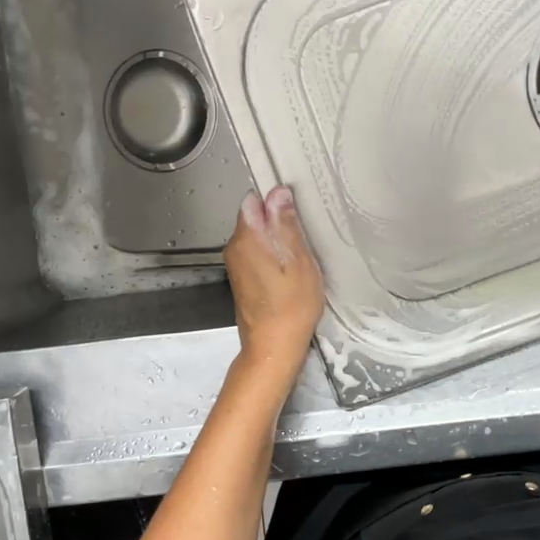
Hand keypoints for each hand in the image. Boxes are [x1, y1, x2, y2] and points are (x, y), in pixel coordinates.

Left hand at [224, 185, 323, 373]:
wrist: (273, 347)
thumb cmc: (292, 305)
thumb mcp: (298, 260)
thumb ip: (286, 224)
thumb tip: (278, 192)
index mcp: (246, 238)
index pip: (254, 200)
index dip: (275, 200)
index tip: (296, 211)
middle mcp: (235, 247)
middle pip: (254, 218)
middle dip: (277, 221)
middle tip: (304, 236)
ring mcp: (236, 265)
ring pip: (257, 238)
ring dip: (277, 241)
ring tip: (300, 256)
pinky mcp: (242, 280)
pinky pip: (256, 255)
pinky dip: (272, 257)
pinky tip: (290, 272)